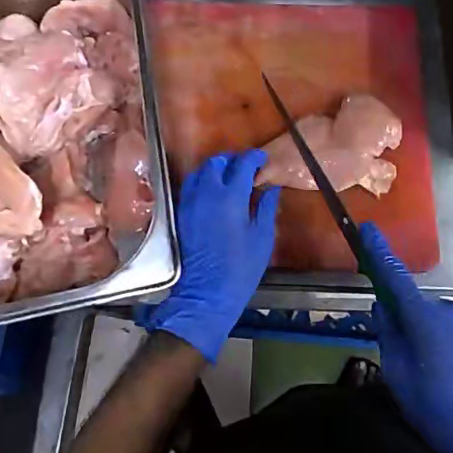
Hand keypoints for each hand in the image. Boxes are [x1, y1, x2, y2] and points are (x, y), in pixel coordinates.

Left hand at [146, 151, 281, 361]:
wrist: (205, 293)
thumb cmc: (240, 268)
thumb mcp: (262, 237)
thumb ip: (266, 207)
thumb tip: (271, 188)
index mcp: (231, 197)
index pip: (242, 164)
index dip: (254, 158)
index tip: (262, 160)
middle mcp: (207, 193)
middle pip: (217, 162)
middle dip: (232, 160)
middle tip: (246, 169)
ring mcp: (190, 202)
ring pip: (200, 172)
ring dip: (215, 169)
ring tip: (229, 179)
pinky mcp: (181, 213)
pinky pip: (191, 186)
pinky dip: (203, 182)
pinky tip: (214, 193)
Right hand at [364, 223, 452, 452]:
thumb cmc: (441, 415)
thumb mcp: (400, 380)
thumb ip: (389, 337)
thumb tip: (384, 307)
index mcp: (425, 321)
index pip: (396, 279)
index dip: (380, 254)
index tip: (369, 229)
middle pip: (422, 309)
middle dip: (414, 325)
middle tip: (414, 363)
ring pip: (446, 322)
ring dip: (440, 337)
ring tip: (444, 377)